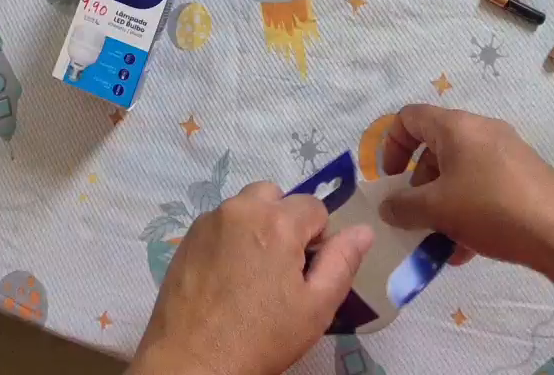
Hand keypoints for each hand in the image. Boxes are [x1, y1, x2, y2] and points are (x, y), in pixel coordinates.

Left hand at [129, 182, 373, 374]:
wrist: (194, 357)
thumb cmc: (262, 336)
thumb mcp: (315, 307)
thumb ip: (342, 262)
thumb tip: (364, 230)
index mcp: (277, 220)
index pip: (314, 206)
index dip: (318, 237)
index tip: (306, 270)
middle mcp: (242, 207)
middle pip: (276, 196)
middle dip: (285, 222)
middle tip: (282, 268)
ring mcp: (211, 217)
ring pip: (246, 206)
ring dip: (257, 225)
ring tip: (254, 272)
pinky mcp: (190, 232)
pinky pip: (221, 221)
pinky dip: (231, 236)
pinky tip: (228, 275)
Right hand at [377, 105, 553, 272]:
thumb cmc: (491, 209)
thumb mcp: (438, 209)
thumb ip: (404, 206)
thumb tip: (387, 207)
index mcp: (455, 126)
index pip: (409, 118)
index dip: (391, 145)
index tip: (392, 180)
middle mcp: (481, 130)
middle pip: (435, 148)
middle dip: (420, 184)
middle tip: (418, 214)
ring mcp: (508, 152)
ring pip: (461, 171)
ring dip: (445, 202)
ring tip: (444, 240)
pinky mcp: (527, 176)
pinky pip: (485, 185)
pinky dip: (470, 209)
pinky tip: (470, 248)